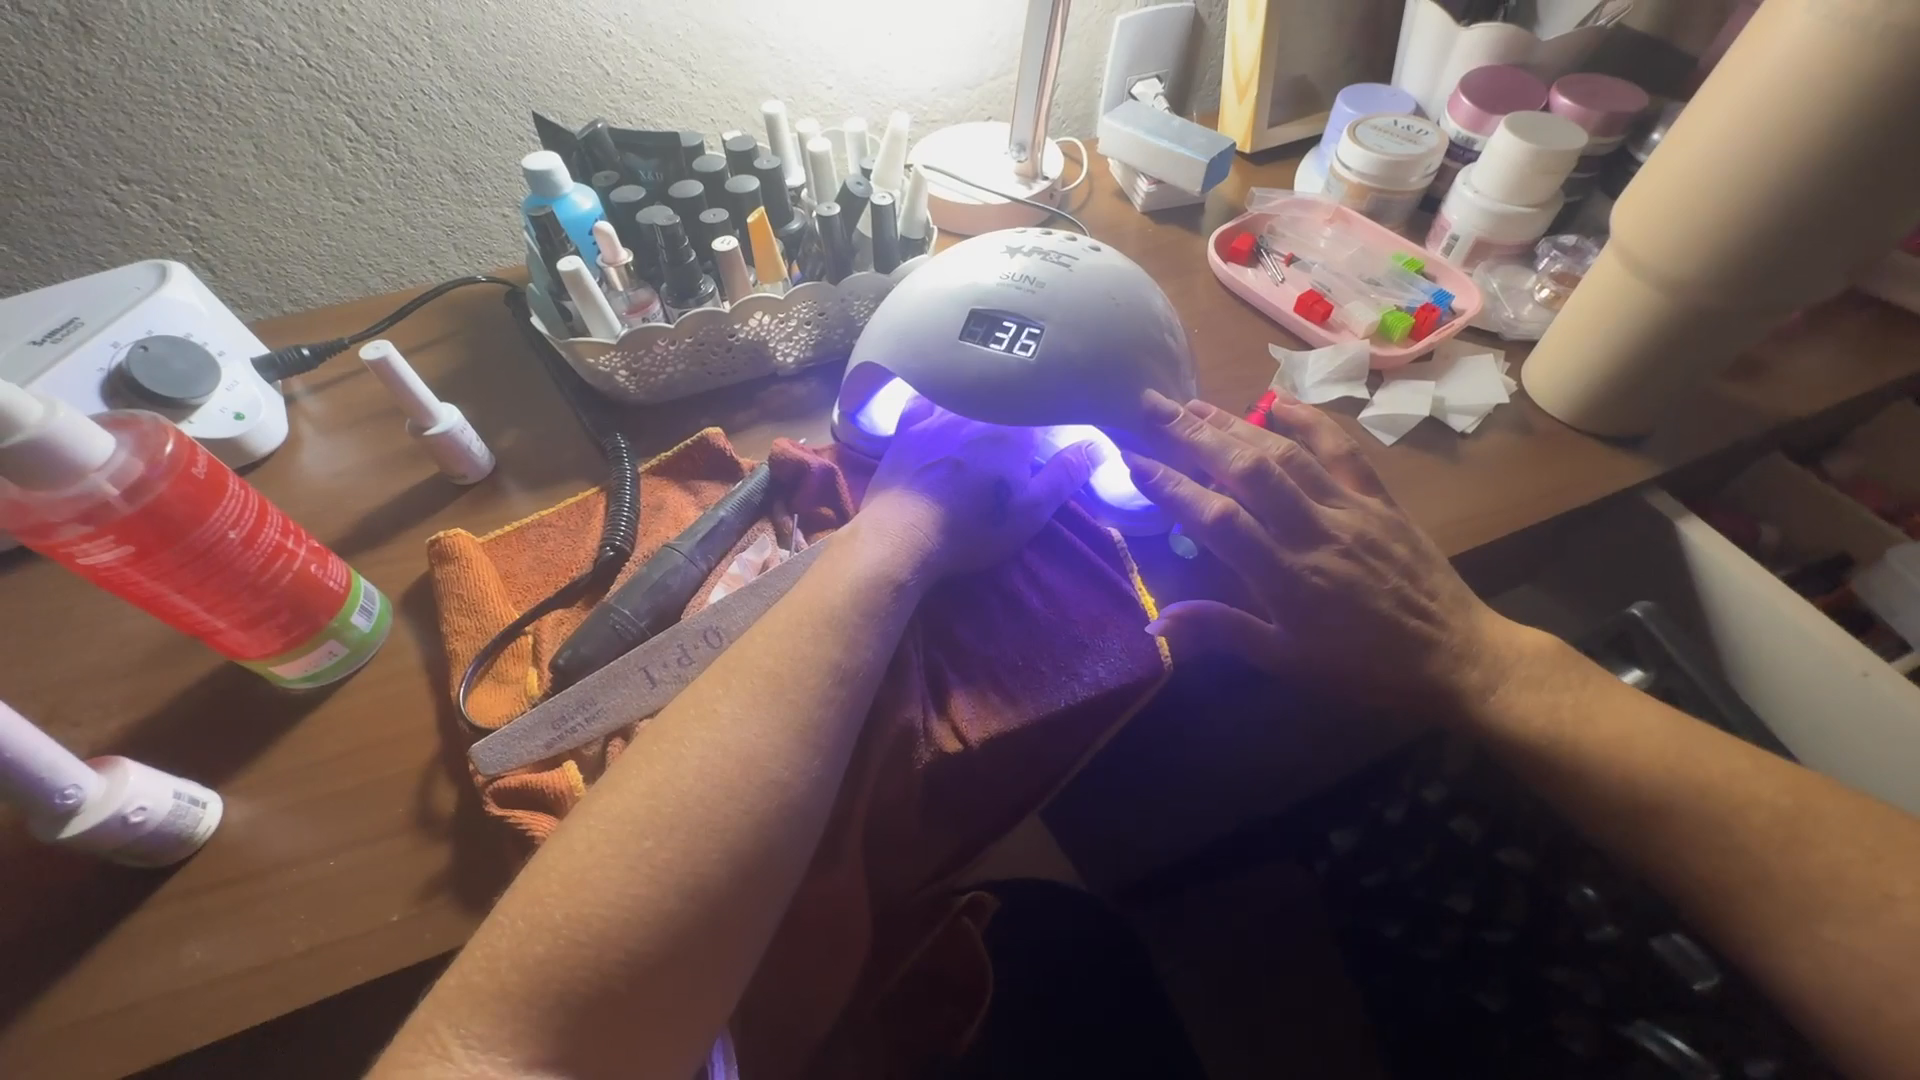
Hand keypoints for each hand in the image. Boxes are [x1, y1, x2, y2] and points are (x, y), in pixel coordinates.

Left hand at [854, 397, 1093, 580]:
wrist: (903, 535)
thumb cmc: (972, 528)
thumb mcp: (1031, 512)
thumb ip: (1065, 475)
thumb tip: (1098, 445)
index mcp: (1013, 430)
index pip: (1041, 406)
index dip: (1051, 409)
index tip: (1058, 412)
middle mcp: (976, 411)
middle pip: (1004, 396)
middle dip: (1017, 399)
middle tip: (1025, 405)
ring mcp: (937, 415)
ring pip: (966, 391)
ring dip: (979, 392)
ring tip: (987, 396)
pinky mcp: (907, 427)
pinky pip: (925, 398)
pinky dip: (936, 396)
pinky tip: (938, 396)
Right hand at [1124, 389, 1528, 718]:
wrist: (1459, 658)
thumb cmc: (1363, 668)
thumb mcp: (1286, 660)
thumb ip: (1220, 631)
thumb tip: (1154, 623)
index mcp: (1285, 576)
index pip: (1216, 518)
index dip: (1170, 486)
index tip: (1131, 459)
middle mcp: (1313, 531)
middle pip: (1246, 469)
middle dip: (1193, 433)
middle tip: (1151, 404)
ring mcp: (1350, 509)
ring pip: (1285, 454)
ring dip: (1235, 422)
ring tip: (1193, 403)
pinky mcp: (1379, 500)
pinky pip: (1342, 450)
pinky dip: (1309, 421)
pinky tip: (1277, 401)